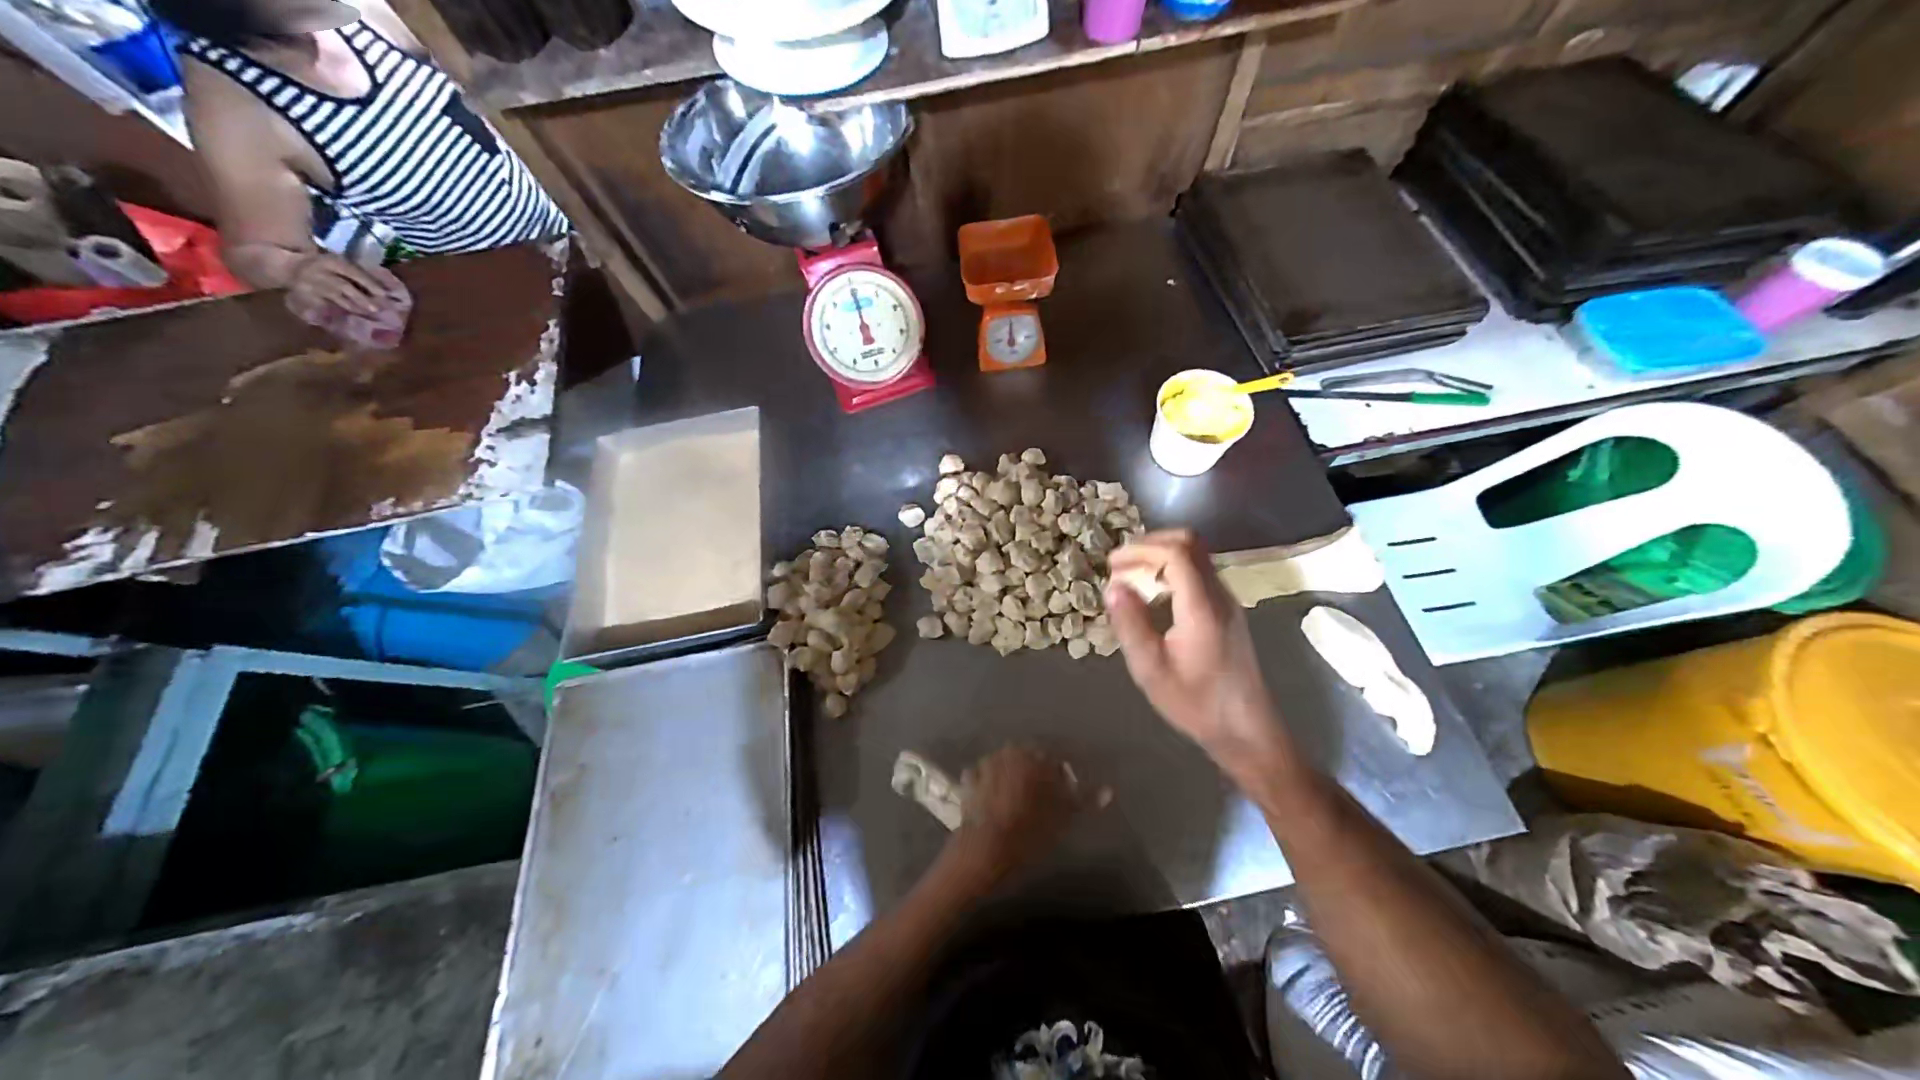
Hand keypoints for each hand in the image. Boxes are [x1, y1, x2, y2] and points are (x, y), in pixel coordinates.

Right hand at [286, 253, 403, 318]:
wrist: (287, 266)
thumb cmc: (322, 266)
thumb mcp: (337, 263)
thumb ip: (356, 273)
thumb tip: (385, 291)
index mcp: (331, 261)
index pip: (352, 271)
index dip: (369, 283)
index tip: (384, 294)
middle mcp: (321, 271)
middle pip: (344, 286)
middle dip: (362, 298)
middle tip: (377, 309)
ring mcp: (311, 283)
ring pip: (335, 297)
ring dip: (354, 306)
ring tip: (367, 313)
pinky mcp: (305, 293)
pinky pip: (323, 303)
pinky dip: (336, 310)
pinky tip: (348, 316)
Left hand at [945, 744, 1079, 883]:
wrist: (984, 850)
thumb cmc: (1028, 832)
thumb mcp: (1063, 817)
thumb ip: (1085, 800)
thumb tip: (1109, 791)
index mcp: (1035, 757)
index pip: (1055, 756)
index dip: (1062, 773)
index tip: (1066, 787)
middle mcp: (1009, 753)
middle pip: (1029, 757)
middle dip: (1037, 771)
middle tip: (1044, 794)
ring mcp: (986, 764)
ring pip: (1005, 763)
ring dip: (1012, 774)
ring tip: (1018, 797)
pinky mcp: (969, 780)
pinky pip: (983, 775)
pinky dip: (989, 782)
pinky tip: (993, 798)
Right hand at [1105, 531, 1289, 772]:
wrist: (1247, 730)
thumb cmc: (1196, 703)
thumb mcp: (1152, 669)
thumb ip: (1131, 624)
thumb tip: (1113, 586)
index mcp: (1202, 607)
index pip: (1176, 553)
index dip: (1141, 550)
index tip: (1112, 565)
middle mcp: (1220, 596)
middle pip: (1190, 544)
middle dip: (1150, 545)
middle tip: (1120, 565)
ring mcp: (1228, 602)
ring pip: (1197, 556)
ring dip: (1161, 557)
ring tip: (1130, 578)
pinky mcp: (1228, 612)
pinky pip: (1200, 574)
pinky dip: (1173, 571)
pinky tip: (1153, 596)